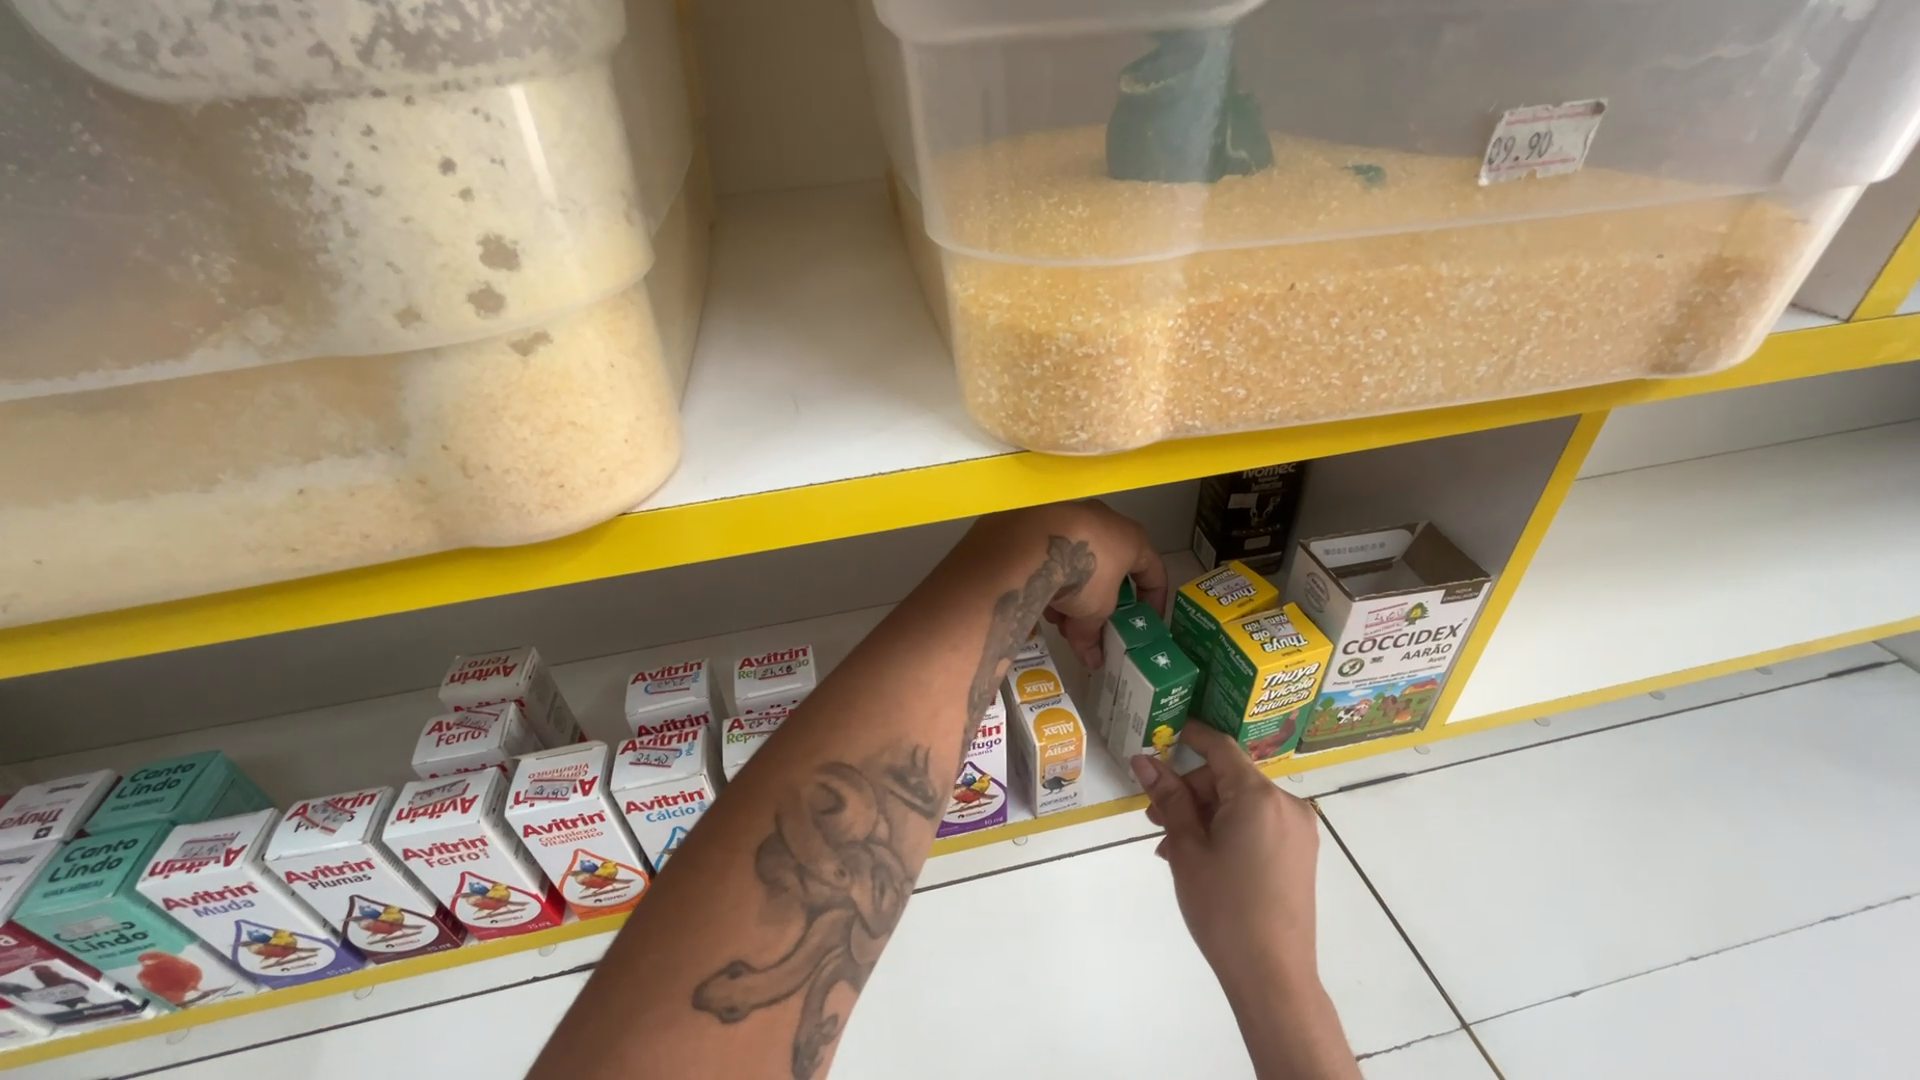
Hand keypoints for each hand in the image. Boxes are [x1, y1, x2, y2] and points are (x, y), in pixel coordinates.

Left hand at [970, 501, 1167, 670]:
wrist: (1032, 539)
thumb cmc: (1083, 571)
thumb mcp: (1094, 611)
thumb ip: (1095, 636)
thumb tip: (1093, 660)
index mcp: (1133, 540)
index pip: (1154, 573)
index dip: (1154, 602)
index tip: (1148, 625)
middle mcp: (1106, 523)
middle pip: (1111, 572)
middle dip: (1101, 606)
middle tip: (1092, 628)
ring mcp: (1073, 518)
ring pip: (1081, 565)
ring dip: (1074, 597)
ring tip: (1061, 622)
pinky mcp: (1043, 522)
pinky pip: (1057, 556)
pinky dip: (1054, 580)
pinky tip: (1041, 603)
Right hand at [1130, 723, 1321, 989]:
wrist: (1272, 975)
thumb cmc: (1223, 907)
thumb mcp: (1187, 848)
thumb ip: (1168, 798)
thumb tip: (1143, 759)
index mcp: (1259, 795)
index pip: (1219, 747)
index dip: (1188, 737)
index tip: (1159, 739)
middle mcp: (1286, 804)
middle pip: (1229, 777)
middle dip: (1190, 791)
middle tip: (1156, 819)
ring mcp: (1298, 830)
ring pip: (1241, 803)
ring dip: (1206, 814)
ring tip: (1173, 848)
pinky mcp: (1300, 853)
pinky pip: (1258, 824)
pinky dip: (1228, 830)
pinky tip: (1202, 858)